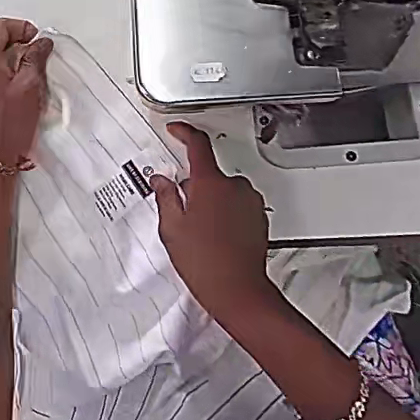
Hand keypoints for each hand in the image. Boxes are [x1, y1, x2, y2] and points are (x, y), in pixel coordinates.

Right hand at [150, 122, 279, 319]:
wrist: (237, 289)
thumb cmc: (206, 263)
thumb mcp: (172, 228)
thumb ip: (165, 197)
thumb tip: (161, 181)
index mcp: (210, 183)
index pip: (197, 144)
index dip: (184, 132)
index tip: (177, 129)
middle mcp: (234, 187)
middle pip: (210, 173)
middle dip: (195, 187)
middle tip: (183, 213)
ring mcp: (249, 201)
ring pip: (225, 190)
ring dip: (212, 202)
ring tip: (201, 232)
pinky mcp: (258, 216)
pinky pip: (238, 204)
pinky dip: (227, 213)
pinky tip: (216, 236)